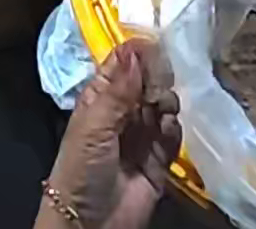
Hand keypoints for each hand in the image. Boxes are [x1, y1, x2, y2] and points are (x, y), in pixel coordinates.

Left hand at [39, 39, 180, 228]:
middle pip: (145, 83)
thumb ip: (118, 90)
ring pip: (160, 107)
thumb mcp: (95, 123)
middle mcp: (122, 111)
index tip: (156, 44)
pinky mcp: (158, 162)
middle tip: (161, 82)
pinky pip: (171, 138)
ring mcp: (141, 136)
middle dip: (156, 78)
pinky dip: (173, 130)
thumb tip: (135, 52)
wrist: (88, 224)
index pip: (121, 65)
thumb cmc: (82, 165)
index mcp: (101, 96)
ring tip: (163, 108)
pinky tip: (169, 129)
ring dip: (165, 102)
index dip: (136, 53)